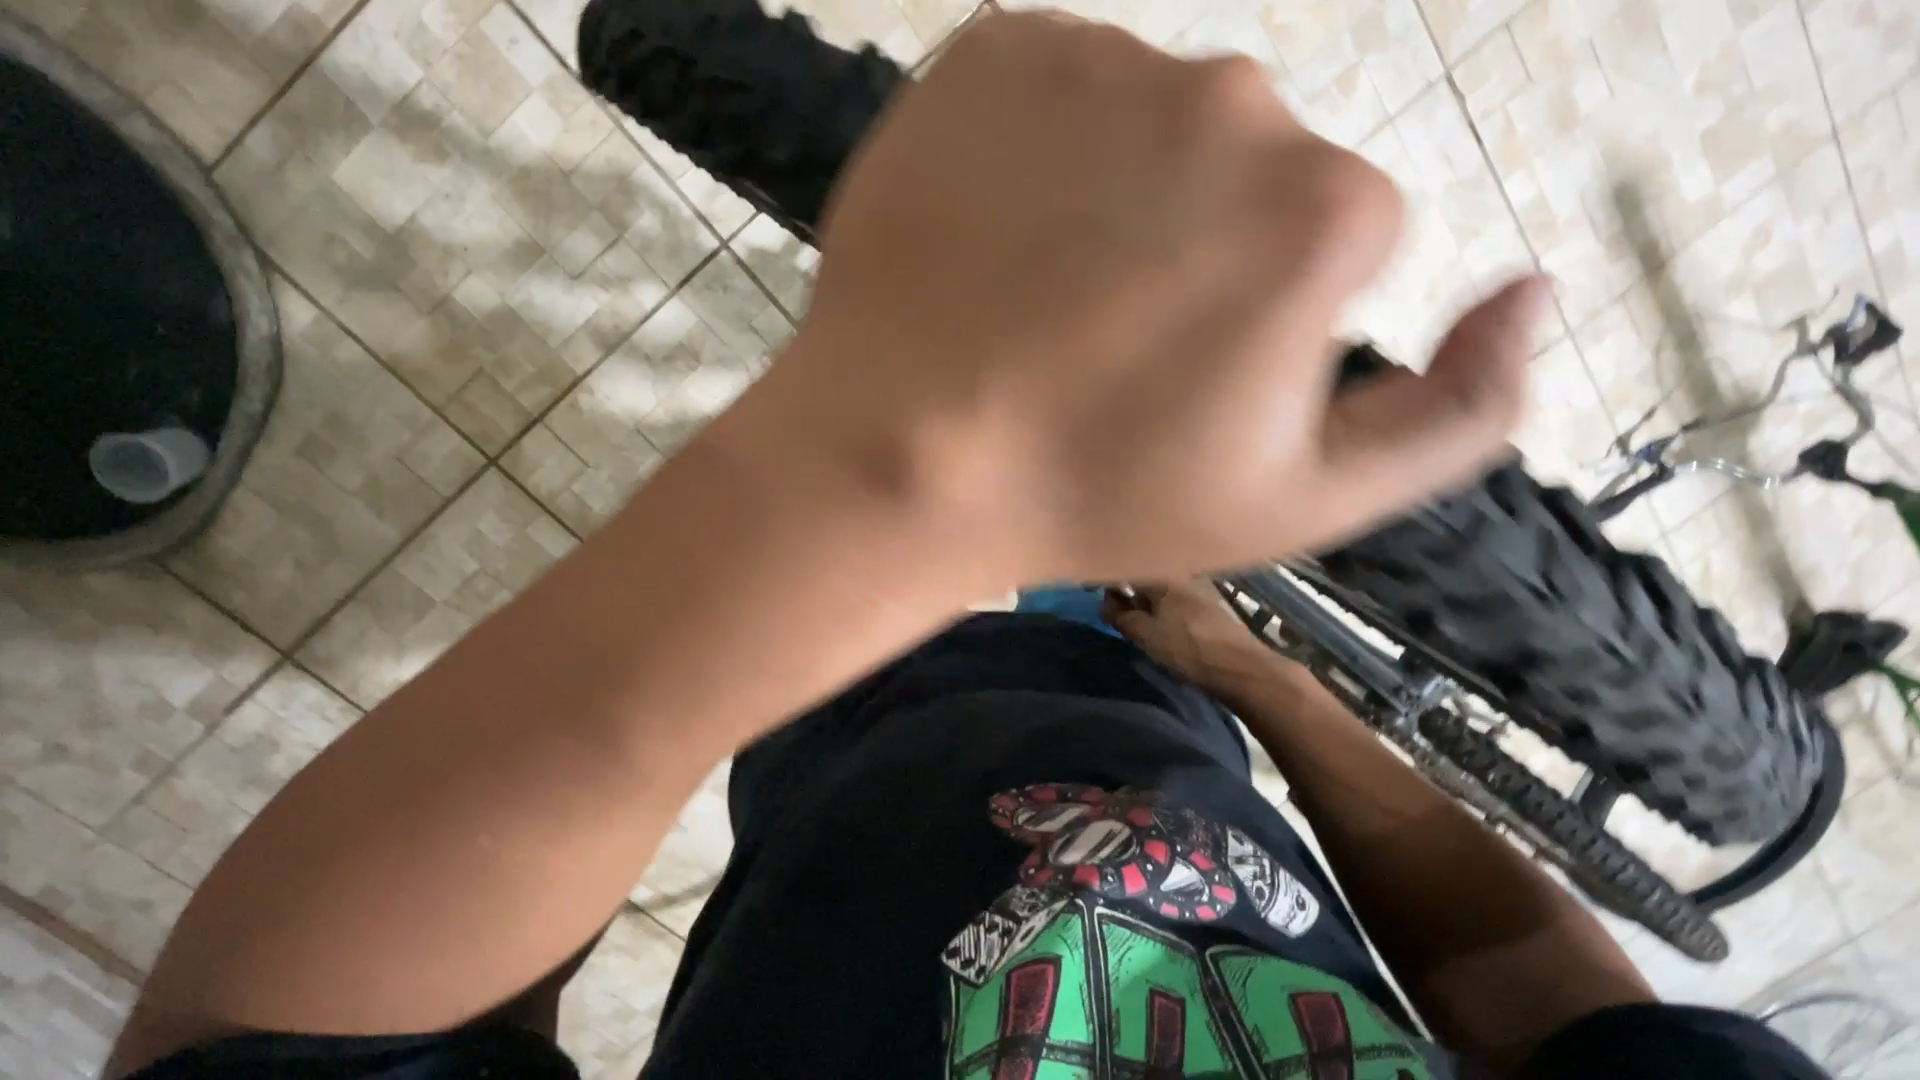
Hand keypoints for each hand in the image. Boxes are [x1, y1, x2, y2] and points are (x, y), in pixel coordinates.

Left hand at [737, 11, 1549, 593]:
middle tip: (1098, 341)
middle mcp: (1232, 101)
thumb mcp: (1301, 502)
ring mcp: (1101, 61)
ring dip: (1107, 195)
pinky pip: (1046, 88)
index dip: (1255, 319)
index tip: (1177, 375)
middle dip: (1190, 247)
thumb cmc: (1097, 495)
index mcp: (1325, 210)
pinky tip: (988, 239)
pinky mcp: (991, 47)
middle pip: (1239, 172)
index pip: (1330, 240)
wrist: (900, 460)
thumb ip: (1459, 413)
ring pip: (1141, 123)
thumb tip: (1537, 293)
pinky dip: (1029, 152)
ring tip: (1034, 298)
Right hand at [1103, 580, 1291, 698]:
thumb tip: (1106, 603)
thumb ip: (1121, 616)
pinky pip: (1174, 600)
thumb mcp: (1145, 635)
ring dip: (1143, 600)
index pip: (1128, 567)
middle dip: (1126, 588)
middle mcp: (1181, 575)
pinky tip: (1156, 624)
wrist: (1242, 668)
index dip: (1108, 576)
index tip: (1091, 585)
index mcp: (1163, 576)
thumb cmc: (1188, 648)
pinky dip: (1159, 608)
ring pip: (1160, 588)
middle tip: (1111, 608)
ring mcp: (1198, 590)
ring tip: (1131, 619)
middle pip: (1145, 575)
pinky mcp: (1208, 607)